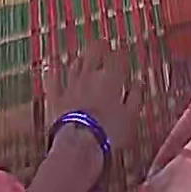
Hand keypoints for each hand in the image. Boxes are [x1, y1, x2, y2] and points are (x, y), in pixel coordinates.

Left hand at [42, 44, 139, 160]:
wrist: (79, 146)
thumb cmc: (110, 132)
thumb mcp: (131, 116)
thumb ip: (136, 96)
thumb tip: (138, 82)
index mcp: (112, 78)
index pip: (118, 57)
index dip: (122, 53)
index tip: (125, 53)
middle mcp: (91, 75)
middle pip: (95, 51)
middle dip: (100, 47)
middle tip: (104, 45)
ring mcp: (71, 84)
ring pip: (76, 63)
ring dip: (81, 59)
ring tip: (84, 58)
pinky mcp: (56, 97)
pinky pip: (53, 79)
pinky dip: (53, 71)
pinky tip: (52, 67)